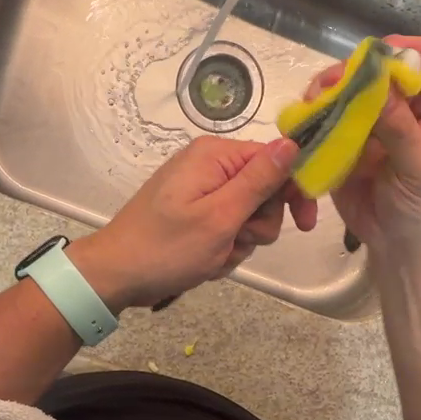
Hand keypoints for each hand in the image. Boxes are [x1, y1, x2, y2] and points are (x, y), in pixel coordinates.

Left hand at [69, 135, 313, 310]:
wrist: (115, 276)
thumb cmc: (166, 248)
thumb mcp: (220, 216)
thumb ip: (259, 180)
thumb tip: (293, 143)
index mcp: (216, 155)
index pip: (276, 159)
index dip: (295, 191)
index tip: (305, 225)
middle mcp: (209, 165)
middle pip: (265, 190)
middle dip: (259, 224)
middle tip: (236, 241)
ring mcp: (200, 191)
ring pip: (248, 216)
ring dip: (240, 242)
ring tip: (214, 256)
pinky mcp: (193, 213)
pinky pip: (227, 228)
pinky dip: (223, 249)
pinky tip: (204, 261)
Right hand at [294, 34, 420, 259]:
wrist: (400, 245)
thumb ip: (401, 127)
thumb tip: (378, 82)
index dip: (403, 52)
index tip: (374, 61)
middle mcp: (415, 100)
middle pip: (386, 66)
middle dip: (358, 70)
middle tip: (332, 83)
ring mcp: (381, 114)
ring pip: (356, 85)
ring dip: (332, 88)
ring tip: (314, 100)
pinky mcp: (352, 133)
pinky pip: (334, 112)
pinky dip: (319, 110)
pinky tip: (307, 116)